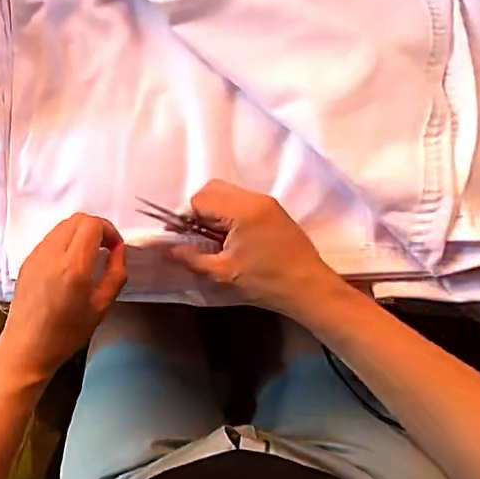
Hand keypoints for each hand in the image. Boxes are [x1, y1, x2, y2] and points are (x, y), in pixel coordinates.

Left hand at [0, 213, 127, 380]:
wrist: (27, 347)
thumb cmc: (65, 334)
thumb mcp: (101, 306)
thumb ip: (115, 274)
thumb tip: (119, 251)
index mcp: (73, 267)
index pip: (92, 225)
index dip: (109, 230)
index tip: (115, 247)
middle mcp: (52, 255)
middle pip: (77, 219)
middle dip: (96, 228)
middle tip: (105, 248)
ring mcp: (36, 255)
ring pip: (62, 226)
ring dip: (80, 233)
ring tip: (89, 256)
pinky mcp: (27, 260)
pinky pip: (50, 239)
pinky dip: (65, 241)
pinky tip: (70, 263)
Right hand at [168, 180, 350, 322]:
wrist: (310, 289)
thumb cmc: (266, 282)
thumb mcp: (223, 273)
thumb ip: (191, 257)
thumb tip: (168, 249)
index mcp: (242, 211)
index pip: (200, 199)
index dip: (184, 216)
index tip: (179, 235)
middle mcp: (255, 199)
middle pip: (212, 189)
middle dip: (197, 208)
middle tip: (193, 234)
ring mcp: (267, 203)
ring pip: (226, 192)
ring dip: (212, 209)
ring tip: (210, 236)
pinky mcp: (273, 211)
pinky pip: (240, 200)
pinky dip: (227, 212)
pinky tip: (228, 236)